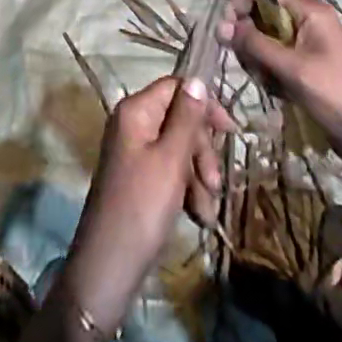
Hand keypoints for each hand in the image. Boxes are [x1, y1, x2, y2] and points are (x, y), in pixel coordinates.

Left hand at [59, 76, 234, 331]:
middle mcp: (132, 124)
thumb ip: (186, 118)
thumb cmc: (142, 206)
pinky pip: (171, 171)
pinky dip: (187, 190)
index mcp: (135, 111)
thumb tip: (197, 80)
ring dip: (198, 177)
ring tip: (205, 210)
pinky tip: (198, 216)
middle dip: (202, 151)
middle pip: (181, 120)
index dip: (205, 105)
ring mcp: (135, 152)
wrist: (110, 262)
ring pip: (180, 149)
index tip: (231, 131)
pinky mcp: (140, 177)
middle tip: (213, 183)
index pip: (175, 87)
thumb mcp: (171, 159)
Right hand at [221, 0, 341, 166]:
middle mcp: (308, 22)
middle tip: (249, 64)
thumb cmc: (336, 97)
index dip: (240, 5)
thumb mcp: (292, 68)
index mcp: (311, 12)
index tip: (224, 30)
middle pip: (261, 16)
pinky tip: (278, 92)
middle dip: (249, 38)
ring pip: (265, 40)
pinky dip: (270, 73)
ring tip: (270, 83)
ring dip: (259, 60)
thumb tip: (221, 25)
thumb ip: (255, 44)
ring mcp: (307, 45)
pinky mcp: (305, 66)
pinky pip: (274, 59)